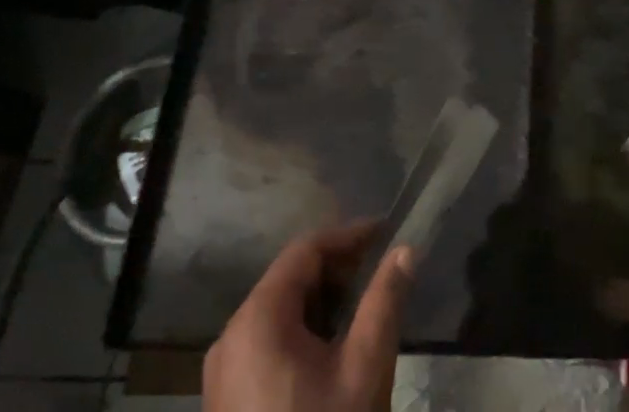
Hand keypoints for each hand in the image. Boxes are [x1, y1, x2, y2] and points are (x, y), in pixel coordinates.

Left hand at [204, 223, 414, 411]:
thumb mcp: (365, 366)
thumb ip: (385, 301)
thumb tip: (405, 250)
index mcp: (257, 320)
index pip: (303, 252)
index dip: (348, 236)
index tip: (387, 233)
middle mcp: (230, 337)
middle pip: (286, 279)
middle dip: (337, 267)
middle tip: (382, 268)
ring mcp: (223, 370)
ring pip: (276, 311)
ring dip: (321, 298)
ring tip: (365, 302)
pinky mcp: (226, 398)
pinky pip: (265, 341)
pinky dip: (302, 328)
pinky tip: (334, 344)